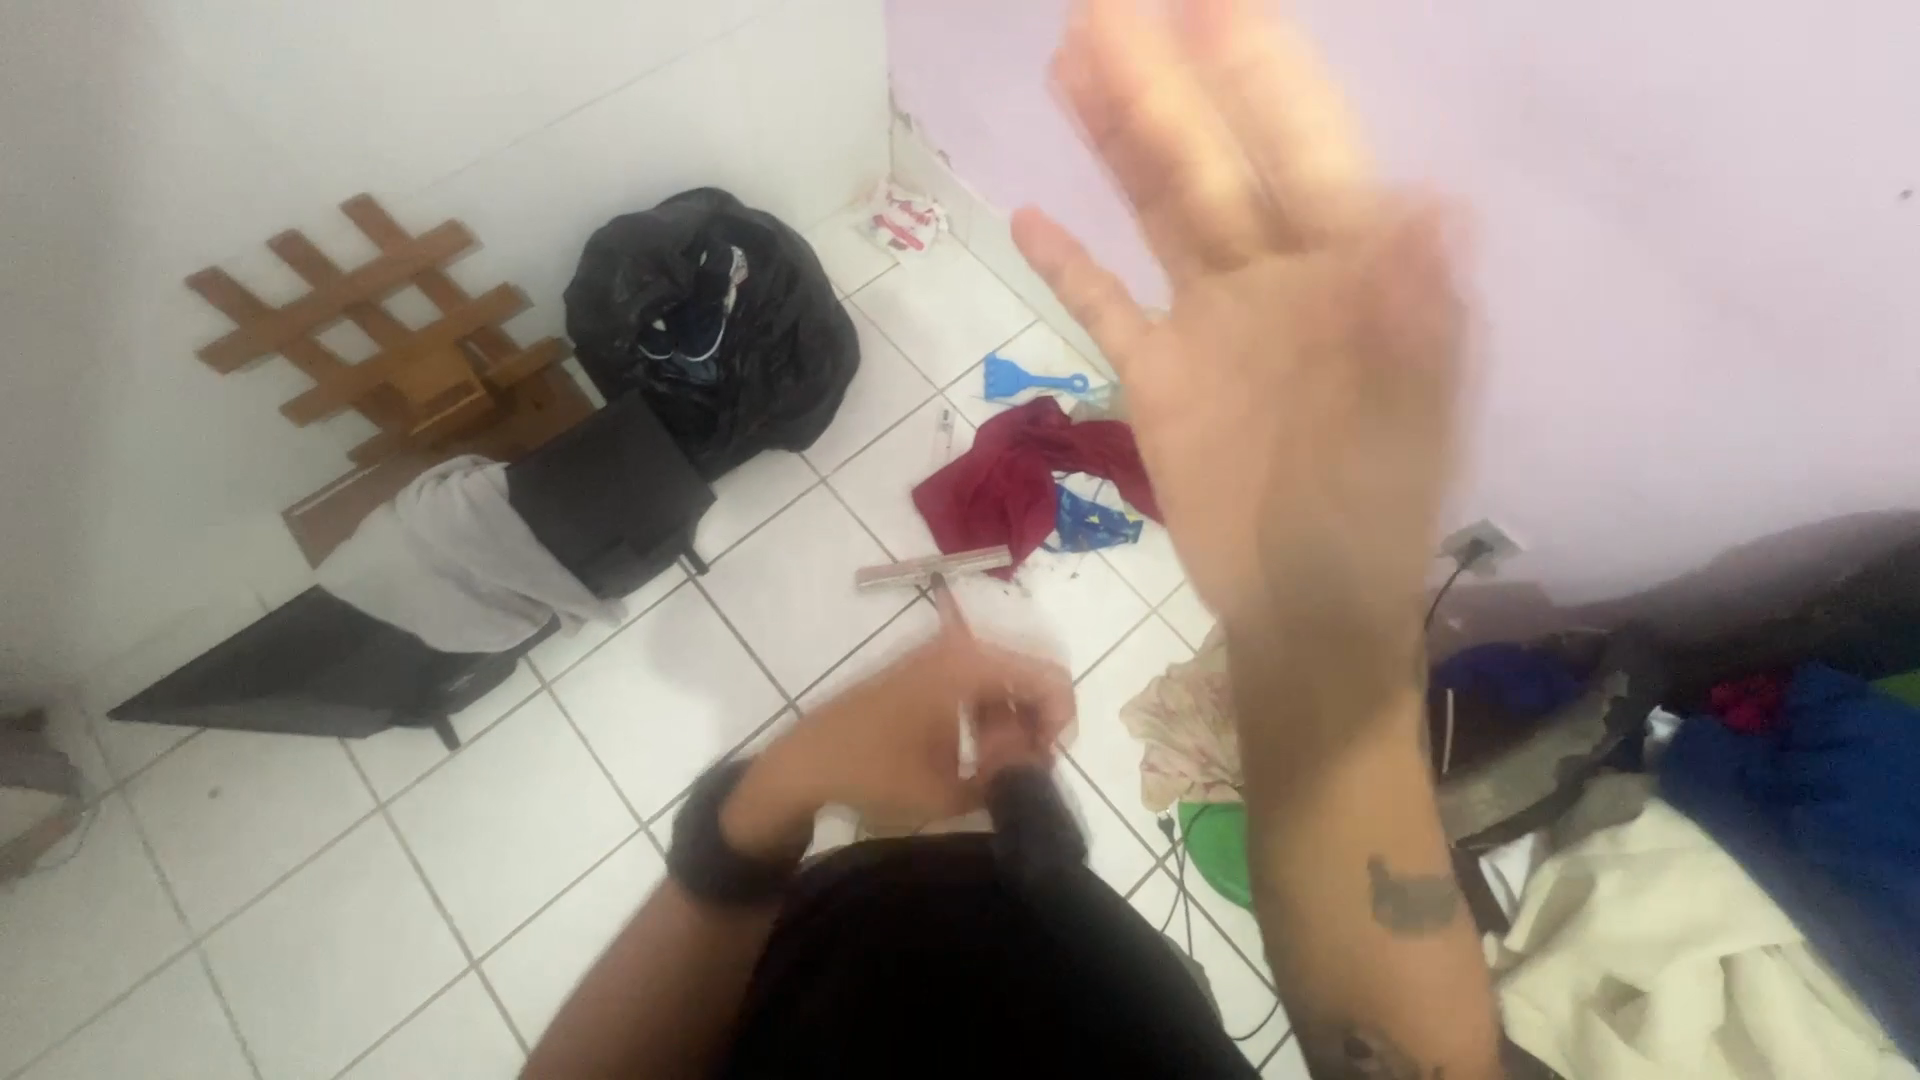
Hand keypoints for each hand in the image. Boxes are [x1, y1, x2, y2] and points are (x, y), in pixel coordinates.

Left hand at [723, 595, 1074, 856]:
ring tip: (994, 768)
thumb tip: (1041, 759)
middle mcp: (959, 647)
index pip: (1049, 675)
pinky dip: (988, 714)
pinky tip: (972, 753)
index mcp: (970, 664)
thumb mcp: (949, 789)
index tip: (1047, 763)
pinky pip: (977, 683)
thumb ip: (1009, 774)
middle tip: (1024, 768)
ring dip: (1012, 720)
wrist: (806, 763)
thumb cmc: (875, 773)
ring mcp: (939, 655)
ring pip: (1004, 679)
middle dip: (1037, 721)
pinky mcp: (925, 669)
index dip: (1061, 720)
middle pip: (1028, 672)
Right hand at [1014, 0, 1464, 730]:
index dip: (1259, 73)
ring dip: (1114, 145)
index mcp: (1342, 277)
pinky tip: (1028, 219)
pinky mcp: (1156, 380)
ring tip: (1067, 66)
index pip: (1300, 151)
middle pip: (1205, 166)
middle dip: (1159, 85)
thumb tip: (1432, 208)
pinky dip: (1070, 270)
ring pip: (1154, 216)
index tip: (1210, 1)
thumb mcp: (1402, 434)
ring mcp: (1206, 327)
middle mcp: (1268, 281)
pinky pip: (1105, 310)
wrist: (1301, 608)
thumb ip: (1410, 325)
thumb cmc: (1365, 528)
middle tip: (1100, 10)